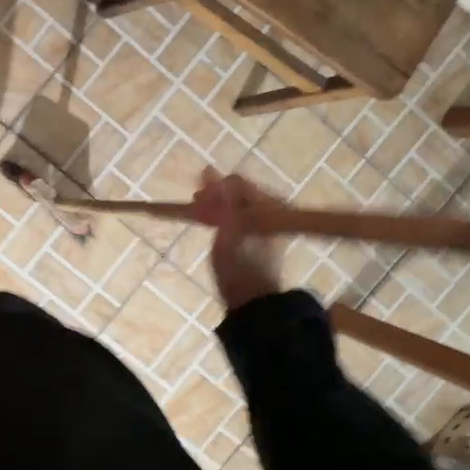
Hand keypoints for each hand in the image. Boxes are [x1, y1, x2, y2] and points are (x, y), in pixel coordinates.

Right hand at [192, 167, 282, 309]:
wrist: (252, 300)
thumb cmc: (240, 266)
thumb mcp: (228, 229)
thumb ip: (221, 198)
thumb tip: (207, 168)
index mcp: (270, 206)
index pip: (237, 183)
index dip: (214, 189)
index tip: (197, 203)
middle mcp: (272, 209)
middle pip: (237, 191)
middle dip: (214, 197)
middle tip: (197, 210)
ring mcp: (266, 222)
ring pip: (235, 203)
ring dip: (216, 206)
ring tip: (201, 217)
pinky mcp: (259, 233)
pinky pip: (237, 214)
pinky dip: (222, 217)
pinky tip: (212, 225)